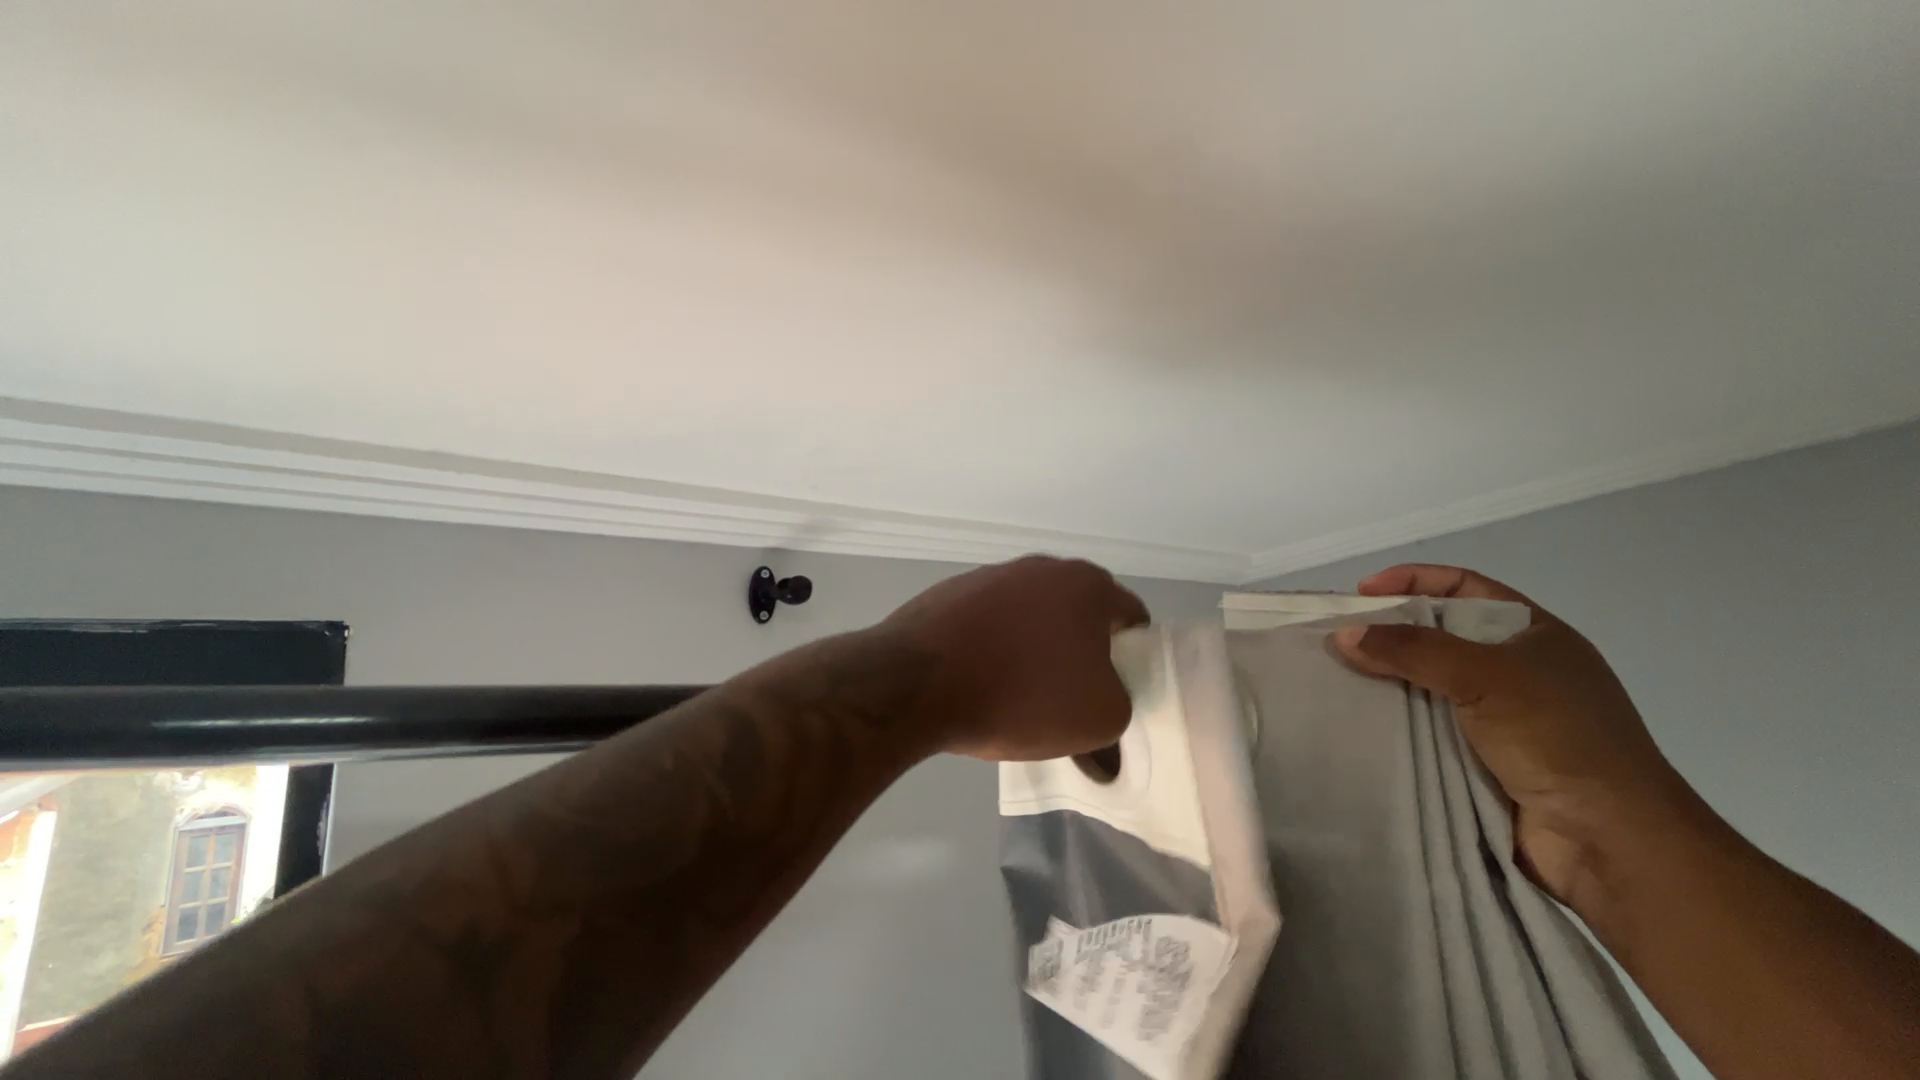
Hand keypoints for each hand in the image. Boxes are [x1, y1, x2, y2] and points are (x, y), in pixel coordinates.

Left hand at [883, 555, 1149, 761]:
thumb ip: (1121, 704)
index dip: (1133, 660)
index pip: (1131, 619)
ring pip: (1030, 620)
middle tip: (1069, 701)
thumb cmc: (1022, 695)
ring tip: (1017, 698)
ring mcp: (989, 577)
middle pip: (1078, 617)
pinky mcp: (948, 594)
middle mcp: (1041, 568)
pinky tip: (978, 683)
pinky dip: (990, 650)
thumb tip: (1105, 710)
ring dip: (1033, 652)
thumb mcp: (1099, 718)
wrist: (914, 685)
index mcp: (1087, 585)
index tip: (1115, 694)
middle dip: (1080, 656)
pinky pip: (987, 626)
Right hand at [1332, 565, 1698, 907]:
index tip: (1362, 591)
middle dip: (1388, 632)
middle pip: (1440, 636)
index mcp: (1535, 635)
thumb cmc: (1559, 738)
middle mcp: (1517, 670)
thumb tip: (1343, 634)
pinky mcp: (1480, 760)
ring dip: (1385, 681)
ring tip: (1333, 678)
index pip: (1465, 588)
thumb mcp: (1486, 676)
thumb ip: (1413, 650)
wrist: (1607, 839)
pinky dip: (1394, 724)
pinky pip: (1426, 730)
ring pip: (1427, 685)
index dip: (1414, 581)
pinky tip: (1356, 722)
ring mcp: (1499, 718)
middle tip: (1336, 637)